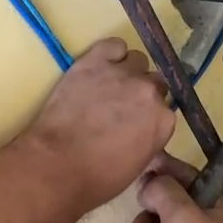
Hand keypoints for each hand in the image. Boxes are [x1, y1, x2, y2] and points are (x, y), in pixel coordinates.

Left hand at [19, 38, 174, 213]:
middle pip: (153, 82)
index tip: (135, 122)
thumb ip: (149, 138)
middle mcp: (150, 91)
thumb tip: (144, 128)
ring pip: (137, 60)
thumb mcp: (137, 165)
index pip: (164, 108)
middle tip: (119, 107)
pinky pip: (114, 44)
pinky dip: (110, 53)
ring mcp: (123, 72)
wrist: (57, 165)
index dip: (148, 115)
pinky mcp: (96, 60)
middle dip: (140, 94)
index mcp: (163, 120)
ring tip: (107, 86)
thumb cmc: (96, 178)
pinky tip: (100, 66)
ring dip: (127, 71)